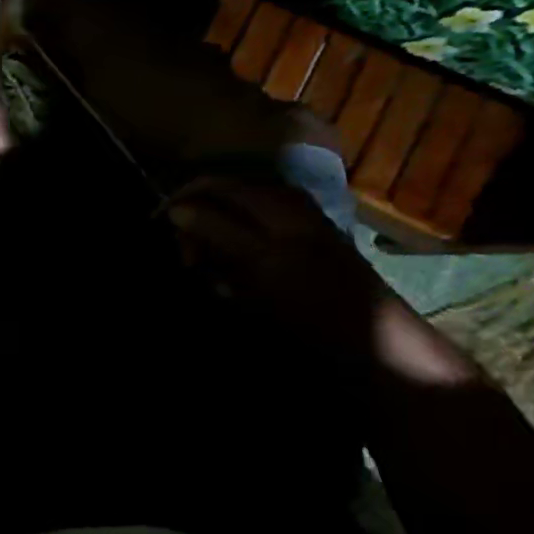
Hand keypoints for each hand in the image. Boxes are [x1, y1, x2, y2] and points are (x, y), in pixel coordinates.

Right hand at [166, 176, 386, 365]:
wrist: (378, 350)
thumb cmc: (317, 303)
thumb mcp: (261, 263)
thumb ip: (217, 231)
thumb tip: (175, 209)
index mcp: (278, 202)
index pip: (215, 183)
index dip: (182, 200)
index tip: (155, 226)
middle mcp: (284, 210)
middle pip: (222, 204)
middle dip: (196, 228)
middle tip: (183, 262)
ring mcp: (291, 235)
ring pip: (232, 229)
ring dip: (211, 250)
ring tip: (202, 278)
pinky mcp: (294, 261)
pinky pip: (248, 253)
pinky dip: (230, 266)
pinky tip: (227, 289)